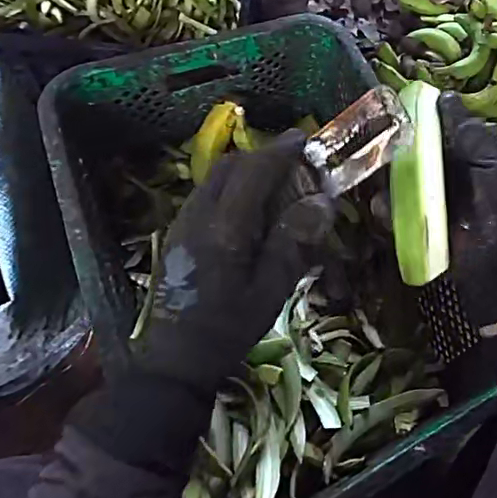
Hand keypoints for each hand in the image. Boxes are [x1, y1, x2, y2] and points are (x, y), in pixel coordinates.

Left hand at [134, 133, 333, 394]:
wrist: (174, 359)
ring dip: (244, 170)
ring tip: (274, 182)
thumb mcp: (270, 290)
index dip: (280, 151)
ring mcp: (182, 222)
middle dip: (262, 156)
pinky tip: (247, 209)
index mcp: (224, 228)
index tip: (304, 138)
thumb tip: (322, 200)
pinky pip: (205, 195)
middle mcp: (198, 215)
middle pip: (229, 166)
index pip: (253, 172)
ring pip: (213, 178)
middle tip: (293, 162)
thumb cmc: (228, 328)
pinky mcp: (176, 233)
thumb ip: (293, 242)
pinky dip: (230, 187)